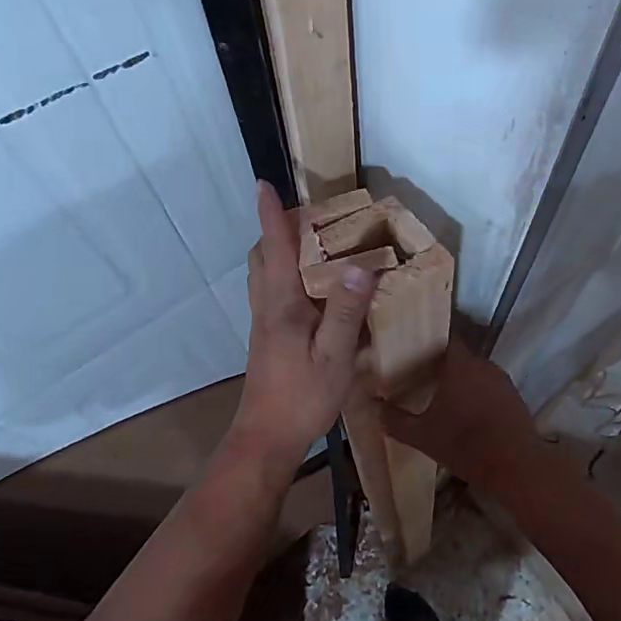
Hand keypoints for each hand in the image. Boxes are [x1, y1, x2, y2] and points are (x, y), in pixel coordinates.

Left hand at [229, 183, 376, 460]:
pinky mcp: (266, 337)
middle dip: (275, 228)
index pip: (273, 247)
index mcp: (281, 304)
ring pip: (262, 274)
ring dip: (277, 250)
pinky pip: (269, 291)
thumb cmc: (301, 397)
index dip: (269, 214)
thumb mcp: (334, 357)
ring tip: (309, 243)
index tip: (262, 183)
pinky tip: (310, 289)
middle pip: (261, 256)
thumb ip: (345, 312)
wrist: (266, 436)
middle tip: (306, 215)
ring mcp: (262, 322)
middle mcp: (266, 306)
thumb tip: (359, 265)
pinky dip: (283, 274)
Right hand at [383, 339, 546, 493]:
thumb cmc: (465, 444)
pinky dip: (478, 396)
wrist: (517, 468)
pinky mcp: (515, 399)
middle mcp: (483, 365)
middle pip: (459, 357)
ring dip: (461, 382)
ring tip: (442, 397)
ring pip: (476, 374)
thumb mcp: (422, 436)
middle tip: (420, 378)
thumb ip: (395, 420)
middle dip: (441, 366)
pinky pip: (490, 389)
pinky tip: (467, 414)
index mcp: (459, 365)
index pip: (444, 340)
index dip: (428, 342)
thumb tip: (373, 407)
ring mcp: (503, 382)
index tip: (412, 350)